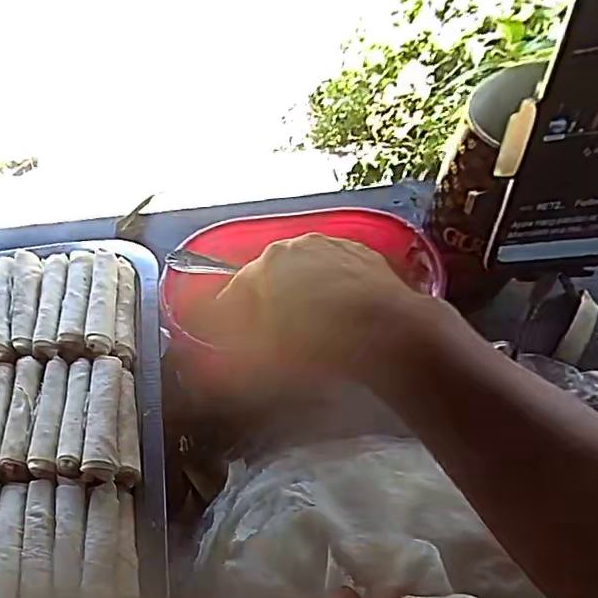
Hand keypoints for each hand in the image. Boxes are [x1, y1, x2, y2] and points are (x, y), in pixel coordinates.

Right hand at [210, 234, 451, 376]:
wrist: (388, 334)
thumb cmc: (318, 344)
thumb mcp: (261, 351)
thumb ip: (228, 341)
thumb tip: (208, 343)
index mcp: (264, 266)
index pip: (232, 292)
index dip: (229, 319)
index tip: (231, 339)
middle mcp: (296, 247)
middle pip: (267, 277)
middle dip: (264, 304)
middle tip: (269, 336)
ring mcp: (333, 246)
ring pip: (300, 273)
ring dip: (295, 295)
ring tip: (304, 328)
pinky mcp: (364, 255)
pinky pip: (331, 273)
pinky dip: (326, 290)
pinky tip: (333, 317)